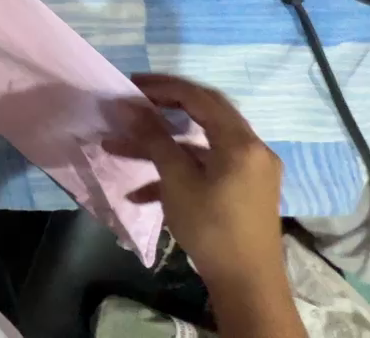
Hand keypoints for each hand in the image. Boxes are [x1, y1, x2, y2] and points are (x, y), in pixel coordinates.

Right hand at [132, 73, 286, 288]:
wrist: (247, 284)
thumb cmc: (211, 225)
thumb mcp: (176, 178)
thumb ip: (153, 137)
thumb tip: (126, 105)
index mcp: (241, 144)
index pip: (200, 98)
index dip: (163, 86)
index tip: (129, 85)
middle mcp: (251, 150)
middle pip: (203, 113)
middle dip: (162, 106)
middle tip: (131, 101)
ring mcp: (248, 171)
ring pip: (197, 143)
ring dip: (159, 142)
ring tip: (117, 147)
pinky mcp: (241, 189)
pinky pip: (204, 166)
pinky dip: (173, 168)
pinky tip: (141, 191)